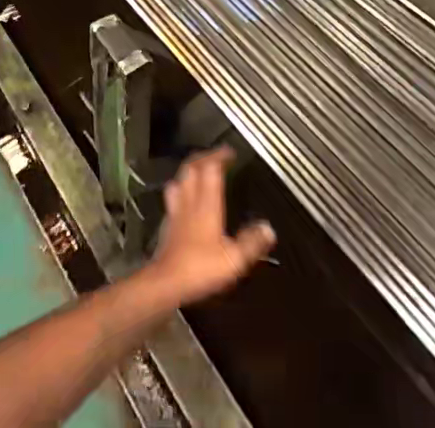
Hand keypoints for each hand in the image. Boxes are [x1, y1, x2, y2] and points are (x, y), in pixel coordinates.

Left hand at [144, 147, 274, 305]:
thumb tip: (268, 228)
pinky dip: (181, 189)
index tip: (229, 151)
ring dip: (190, 170)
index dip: (219, 156)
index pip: (210, 169)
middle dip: (204, 157)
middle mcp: (189, 201)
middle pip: (191, 168)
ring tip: (199, 170)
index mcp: (207, 205)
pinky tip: (185, 198)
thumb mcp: (234, 260)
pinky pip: (173, 196)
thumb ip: (252, 243)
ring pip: (179, 179)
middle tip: (215, 156)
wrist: (165, 282)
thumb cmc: (200, 268)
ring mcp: (175, 211)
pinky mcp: (167, 223)